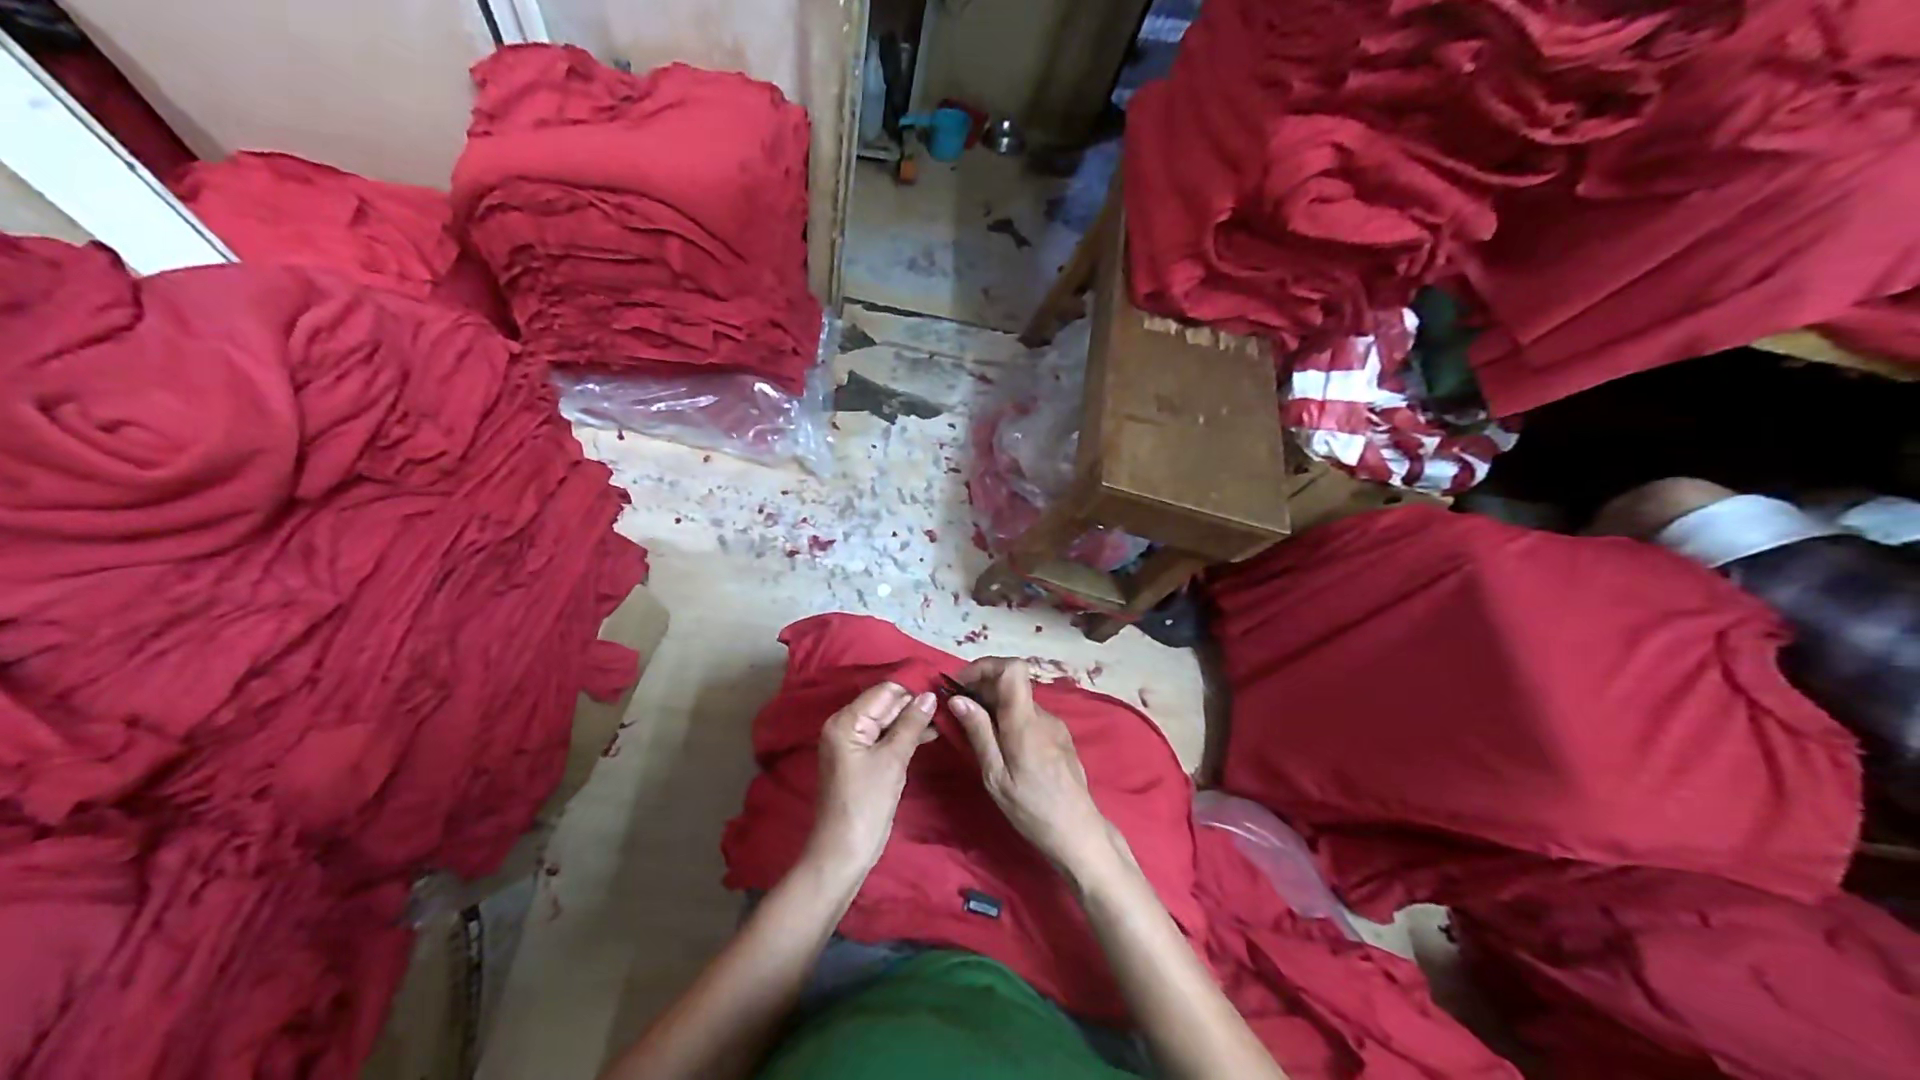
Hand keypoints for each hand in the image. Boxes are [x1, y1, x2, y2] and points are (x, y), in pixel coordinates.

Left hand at [808, 682, 938, 877]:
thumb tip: (930, 695)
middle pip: (884, 704)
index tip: (942, 694)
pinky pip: (883, 737)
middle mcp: (845, 725)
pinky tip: (928, 735)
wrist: (843, 851)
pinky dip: (902, 736)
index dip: (912, 691)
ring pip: (886, 721)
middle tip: (947, 708)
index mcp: (846, 721)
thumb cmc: (866, 803)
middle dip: (913, 705)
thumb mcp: (892, 760)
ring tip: (942, 721)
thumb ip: (911, 724)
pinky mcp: (860, 759)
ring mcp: (851, 743)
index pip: (884, 691)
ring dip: (911, 721)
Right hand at [946, 658, 1117, 876]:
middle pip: (1012, 681)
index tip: (960, 685)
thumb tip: (958, 698)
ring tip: (974, 729)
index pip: (1012, 668)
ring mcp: (1054, 724)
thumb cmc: (1032, 809)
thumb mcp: (995, 776)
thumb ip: (979, 733)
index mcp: (1026, 722)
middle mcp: (1043, 715)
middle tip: (958, 710)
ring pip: (1019, 699)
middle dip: (981, 687)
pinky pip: (1029, 715)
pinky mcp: (1059, 736)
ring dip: (994, 704)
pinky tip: (998, 743)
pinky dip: (1009, 717)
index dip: (984, 666)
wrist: (1078, 832)